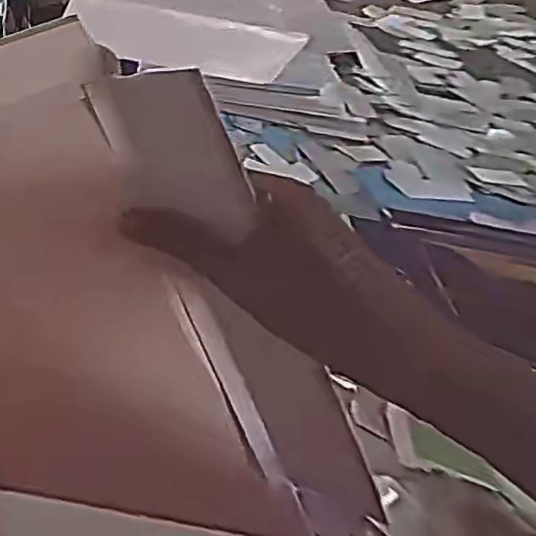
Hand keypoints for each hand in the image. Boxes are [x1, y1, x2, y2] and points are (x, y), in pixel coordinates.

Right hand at [124, 173, 481, 410]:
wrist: (410, 362)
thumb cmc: (321, 308)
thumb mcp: (238, 275)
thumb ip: (181, 242)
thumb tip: (125, 216)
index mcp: (278, 190)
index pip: (212, 173)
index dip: (172, 185)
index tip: (136, 200)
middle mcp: (293, 201)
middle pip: (224, 199)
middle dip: (186, 215)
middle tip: (143, 231)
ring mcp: (307, 231)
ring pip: (241, 225)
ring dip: (208, 239)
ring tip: (170, 256)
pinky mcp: (316, 259)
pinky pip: (259, 246)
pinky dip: (233, 257)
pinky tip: (215, 279)